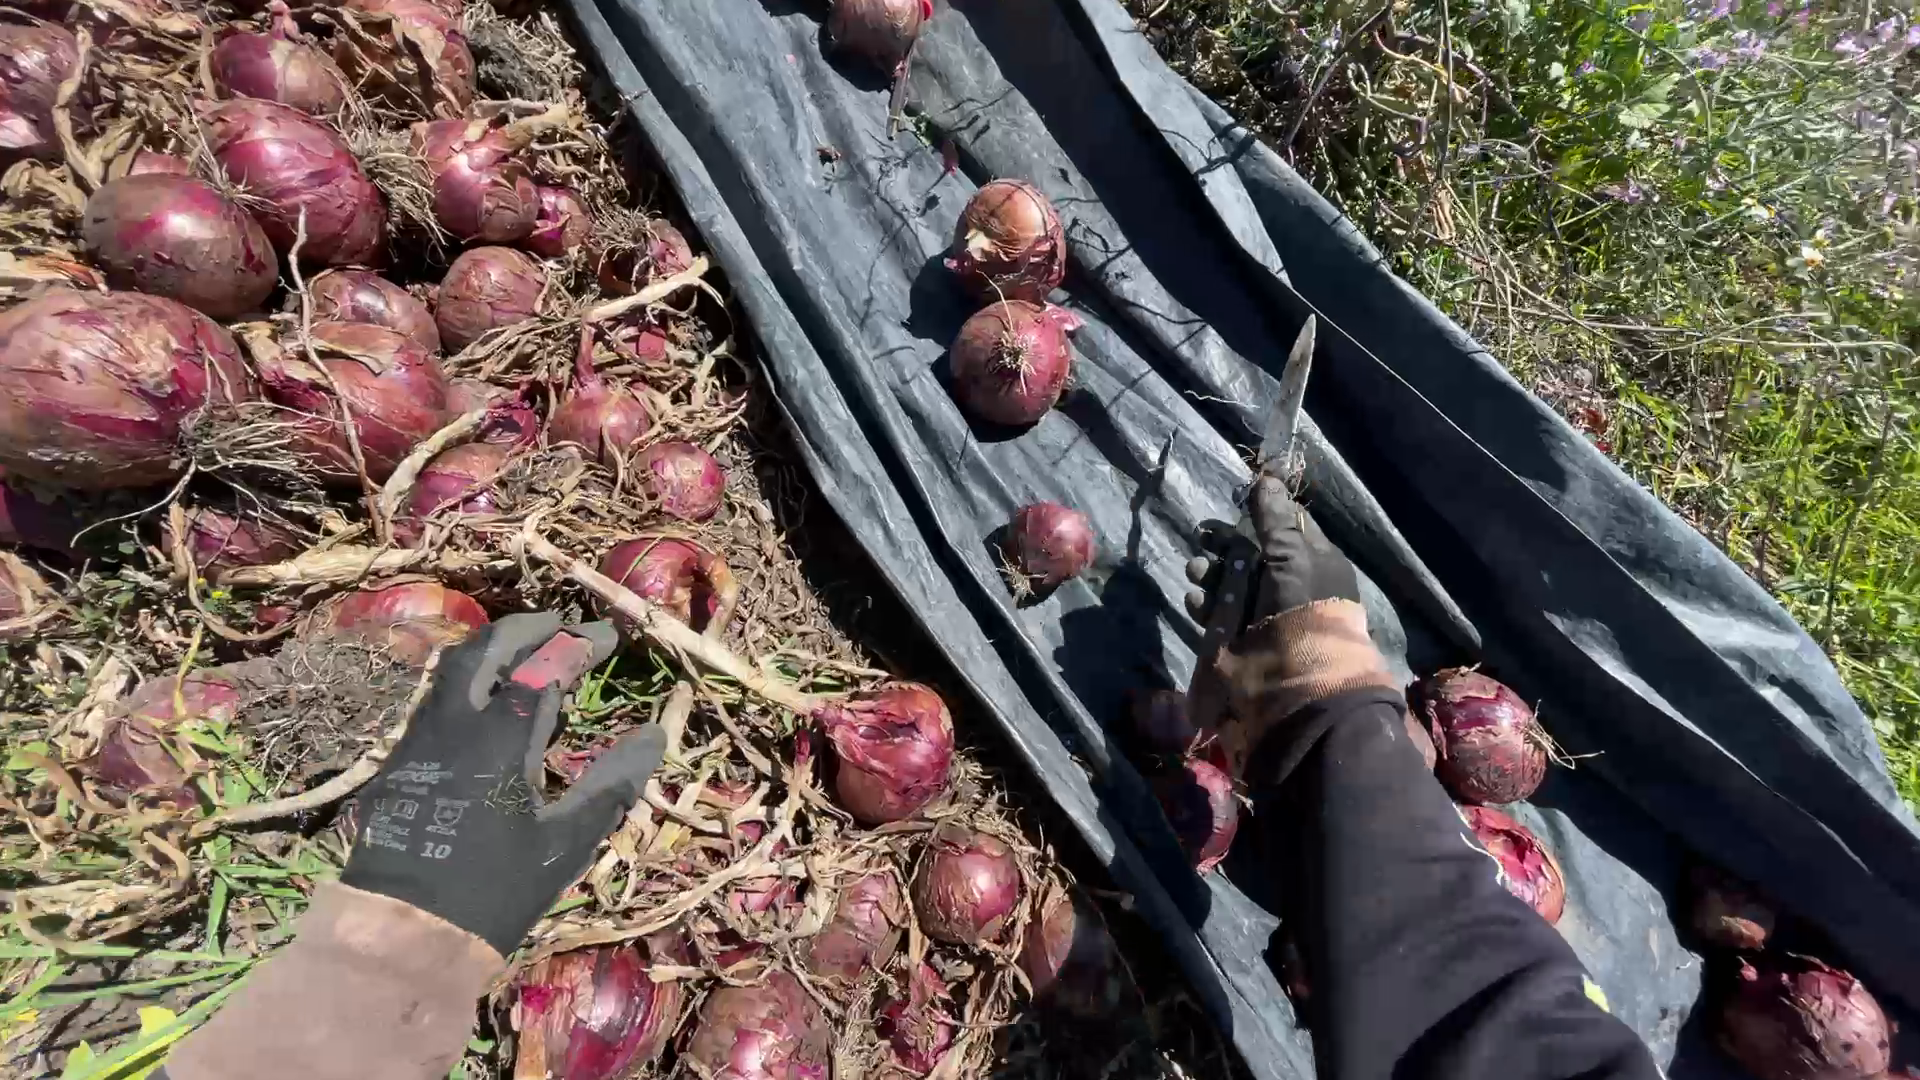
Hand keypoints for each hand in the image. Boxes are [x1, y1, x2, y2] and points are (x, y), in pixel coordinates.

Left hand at [343, 612, 665, 953]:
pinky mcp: (401, 763)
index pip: (543, 668)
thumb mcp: (568, 840)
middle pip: (485, 651)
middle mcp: (454, 729)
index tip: (611, 637)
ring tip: (530, 650)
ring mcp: (419, 743)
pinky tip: (494, 701)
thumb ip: (614, 782)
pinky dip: (473, 681)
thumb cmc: (495, 890)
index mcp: (498, 743)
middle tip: (563, 626)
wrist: (400, 941)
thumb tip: (654, 735)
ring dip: (495, 650)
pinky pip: (438, 699)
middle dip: (528, 628)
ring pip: (452, 671)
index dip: (580, 644)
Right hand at [1182, 477, 1364, 774]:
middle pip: (1248, 552)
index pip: (1285, 528)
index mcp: (1312, 562)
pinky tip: (1195, 603)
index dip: (1259, 514)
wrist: (1294, 681)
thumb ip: (1274, 520)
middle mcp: (1286, 584)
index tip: (1234, 505)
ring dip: (1208, 572)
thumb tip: (1265, 478)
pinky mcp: (1237, 634)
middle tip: (1201, 538)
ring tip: (1195, 573)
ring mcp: (1260, 611)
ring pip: (1228, 580)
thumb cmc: (1302, 609)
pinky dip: (1203, 603)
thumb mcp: (1292, 557)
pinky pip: (1215, 611)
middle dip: (1223, 544)